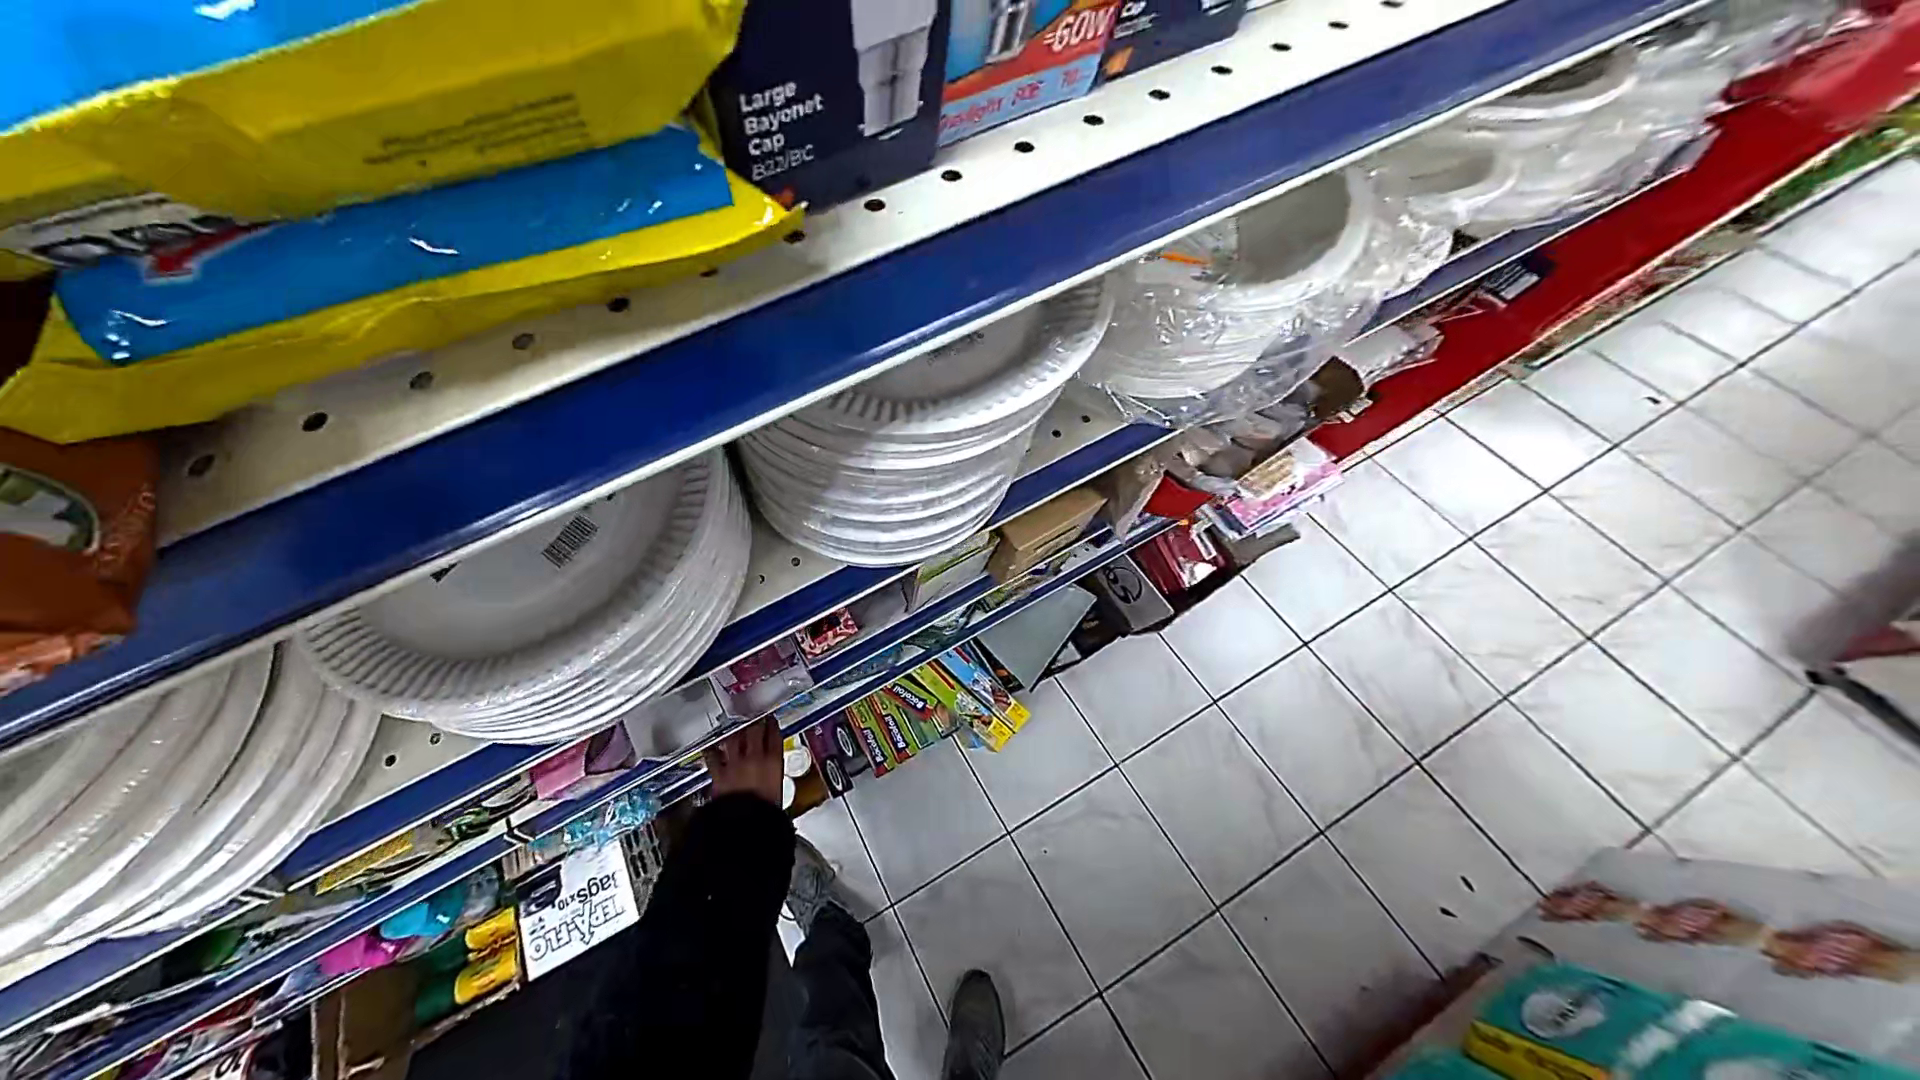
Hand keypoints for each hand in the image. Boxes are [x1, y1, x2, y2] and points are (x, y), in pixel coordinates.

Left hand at [704, 719, 783, 806]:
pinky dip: (712, 750)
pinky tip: (710, 748)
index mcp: (773, 761)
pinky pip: (713, 755)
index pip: (774, 735)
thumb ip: (773, 779)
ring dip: (735, 732)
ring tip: (734, 728)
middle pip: (754, 731)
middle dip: (754, 723)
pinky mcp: (719, 772)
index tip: (771, 720)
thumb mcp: (778, 792)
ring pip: (734, 738)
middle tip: (754, 720)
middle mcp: (754, 757)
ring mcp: (735, 763)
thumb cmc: (764, 813)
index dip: (772, 725)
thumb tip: (772, 782)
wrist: (744, 824)